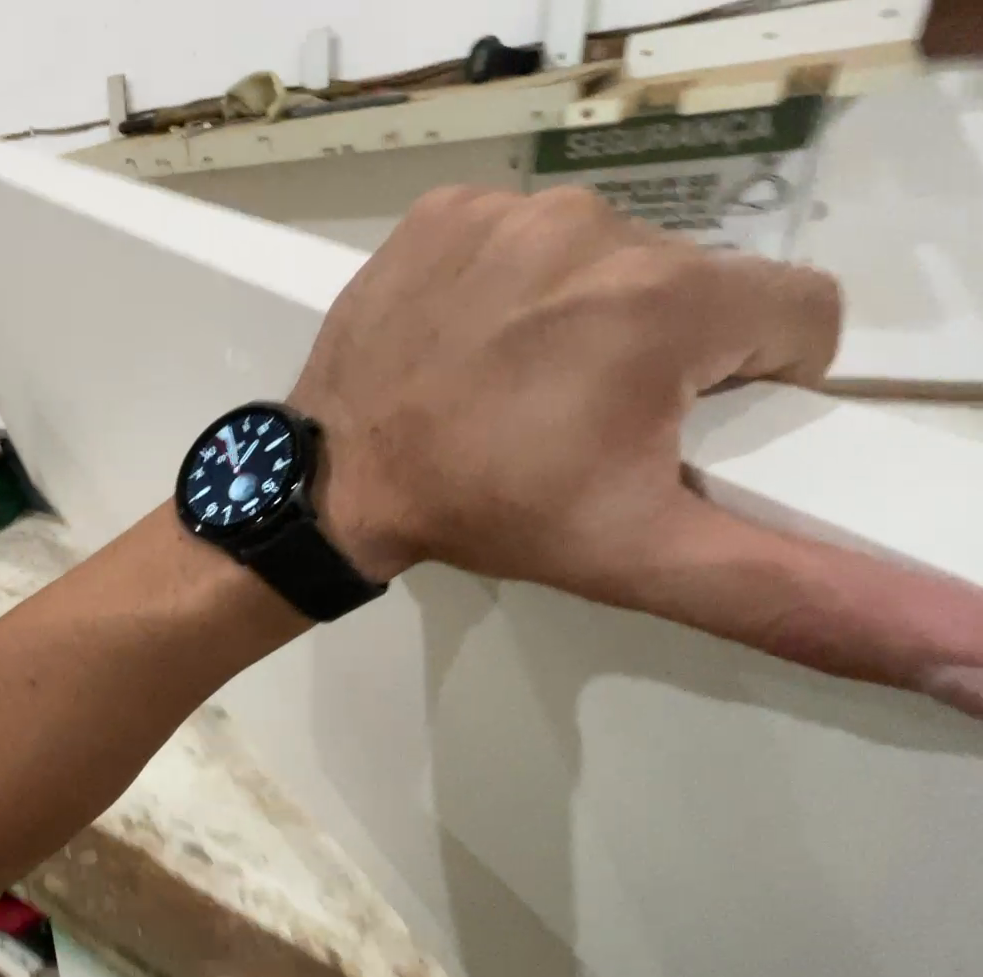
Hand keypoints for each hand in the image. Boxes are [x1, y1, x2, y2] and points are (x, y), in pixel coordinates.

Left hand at [289, 185, 982, 716]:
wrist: (335, 480)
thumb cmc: (480, 510)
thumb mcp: (644, 558)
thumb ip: (809, 594)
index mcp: (668, 302)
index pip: (796, 318)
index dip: (744, 386)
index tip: (660, 431)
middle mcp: (592, 229)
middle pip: (692, 287)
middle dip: (659, 354)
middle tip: (570, 419)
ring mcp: (501, 213)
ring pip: (604, 258)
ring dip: (580, 318)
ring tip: (511, 386)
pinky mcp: (436, 216)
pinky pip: (514, 235)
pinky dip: (506, 283)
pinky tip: (466, 340)